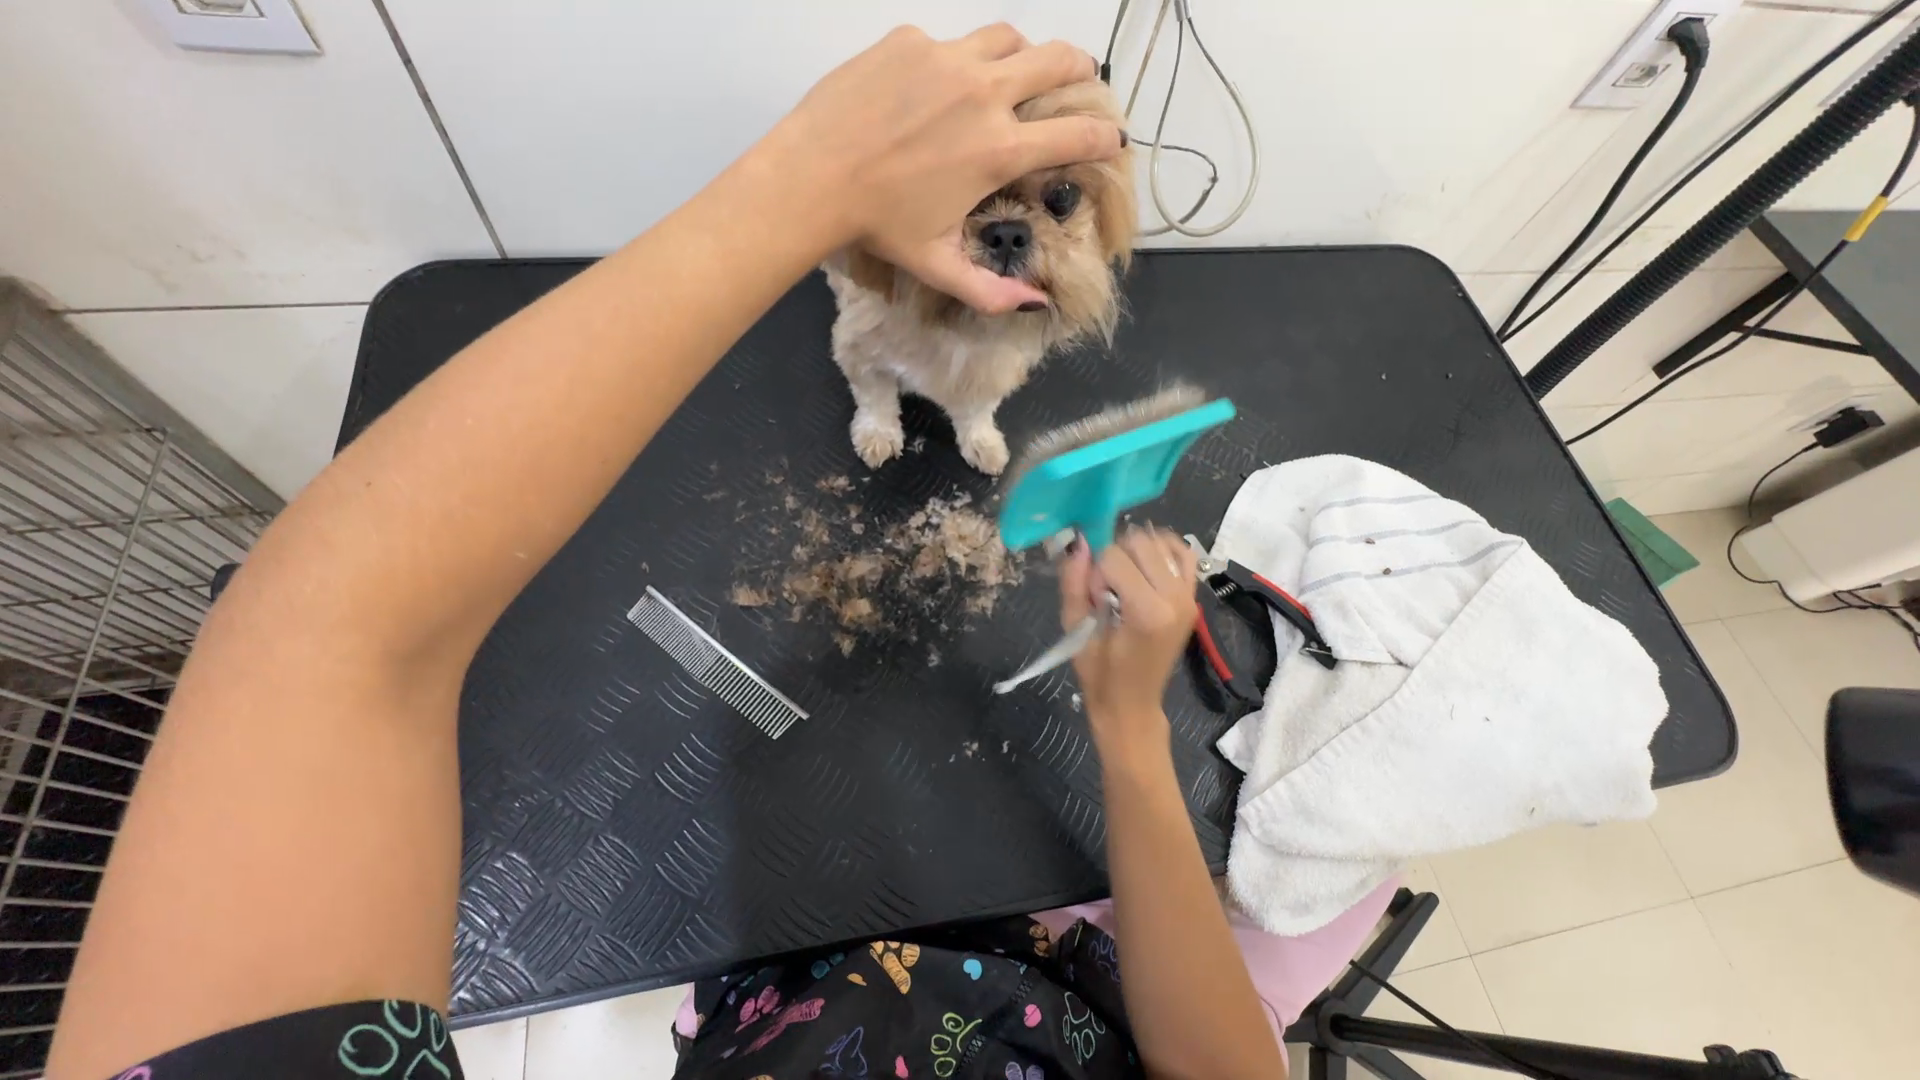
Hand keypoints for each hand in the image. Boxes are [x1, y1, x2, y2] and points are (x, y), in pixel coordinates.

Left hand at [762, 24, 1122, 312]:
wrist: (811, 177)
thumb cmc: (879, 228)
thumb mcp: (938, 266)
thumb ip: (991, 290)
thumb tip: (1037, 304)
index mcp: (999, 149)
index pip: (1077, 133)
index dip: (1105, 136)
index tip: (1112, 139)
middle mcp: (985, 94)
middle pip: (1059, 59)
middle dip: (1080, 70)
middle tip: (1080, 78)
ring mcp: (947, 59)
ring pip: (1009, 38)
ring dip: (1023, 54)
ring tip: (1015, 72)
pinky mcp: (910, 41)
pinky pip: (950, 42)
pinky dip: (957, 62)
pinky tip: (936, 88)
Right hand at [1060, 528, 1198, 754]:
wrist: (1132, 703)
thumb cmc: (1100, 673)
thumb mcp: (1076, 628)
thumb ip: (1073, 583)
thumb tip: (1079, 543)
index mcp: (1146, 612)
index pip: (1113, 557)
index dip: (1094, 572)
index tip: (1093, 597)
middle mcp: (1175, 598)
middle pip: (1138, 543)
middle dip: (1114, 556)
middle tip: (1106, 587)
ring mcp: (1188, 596)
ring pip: (1158, 542)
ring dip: (1135, 552)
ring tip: (1124, 579)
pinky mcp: (1192, 597)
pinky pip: (1183, 554)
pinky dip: (1163, 549)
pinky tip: (1145, 564)